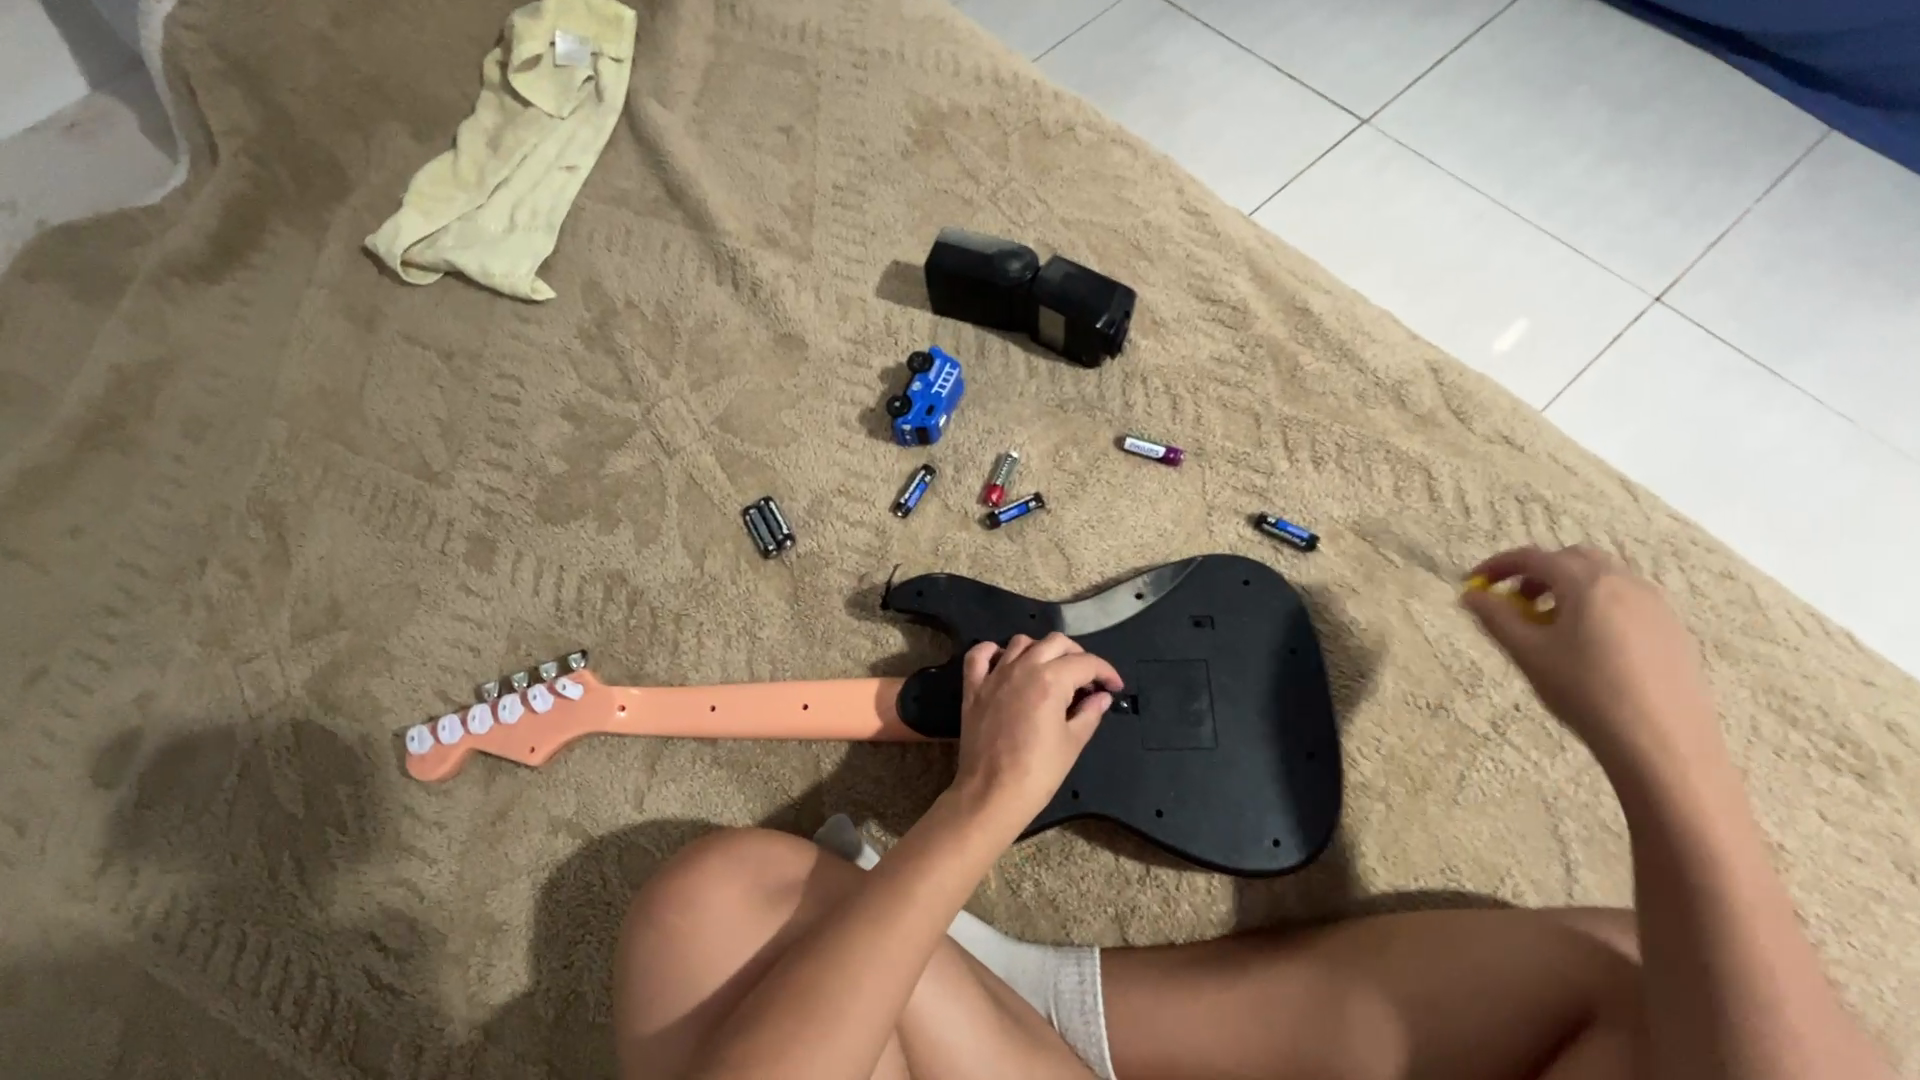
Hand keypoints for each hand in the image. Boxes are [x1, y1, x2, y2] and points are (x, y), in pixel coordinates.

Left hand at [950, 633, 1122, 828]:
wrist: (992, 794)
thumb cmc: (1038, 772)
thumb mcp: (1072, 743)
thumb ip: (1090, 713)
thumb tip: (1102, 697)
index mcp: (1051, 680)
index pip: (1086, 663)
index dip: (1106, 672)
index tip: (1114, 687)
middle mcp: (1023, 668)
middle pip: (1056, 642)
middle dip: (1077, 655)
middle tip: (1087, 679)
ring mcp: (994, 675)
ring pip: (1020, 642)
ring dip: (1040, 650)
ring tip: (1050, 671)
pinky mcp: (973, 688)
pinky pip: (978, 656)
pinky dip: (992, 651)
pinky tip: (1004, 662)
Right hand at [1462, 545, 1721, 774]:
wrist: (1662, 741)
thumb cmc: (1585, 692)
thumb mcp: (1528, 654)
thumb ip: (1495, 618)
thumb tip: (1472, 595)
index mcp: (1586, 583)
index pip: (1532, 557)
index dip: (1497, 565)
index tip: (1474, 583)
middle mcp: (1625, 582)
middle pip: (1572, 559)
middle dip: (1537, 573)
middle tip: (1515, 602)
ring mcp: (1655, 605)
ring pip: (1603, 577)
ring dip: (1568, 588)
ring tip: (1550, 625)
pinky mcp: (1673, 629)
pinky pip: (1626, 600)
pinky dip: (1597, 605)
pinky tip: (1588, 644)